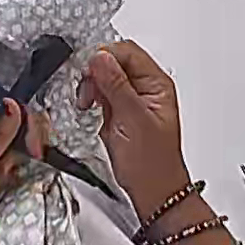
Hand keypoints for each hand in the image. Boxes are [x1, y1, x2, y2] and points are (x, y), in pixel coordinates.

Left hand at [0, 101, 46, 244]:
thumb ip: (0, 131)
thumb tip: (14, 102)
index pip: (12, 111)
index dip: (29, 127)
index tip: (35, 149)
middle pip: (14, 129)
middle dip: (20, 149)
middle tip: (9, 168)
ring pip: (10, 150)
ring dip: (11, 165)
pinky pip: (0, 165)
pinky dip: (3, 176)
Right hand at [76, 41, 190, 215]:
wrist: (152, 193)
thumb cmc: (152, 163)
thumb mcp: (133, 119)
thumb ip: (116, 86)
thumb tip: (101, 57)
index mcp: (156, 84)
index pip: (128, 52)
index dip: (106, 57)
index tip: (90, 72)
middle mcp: (145, 88)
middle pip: (114, 61)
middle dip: (96, 73)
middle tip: (88, 92)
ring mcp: (131, 99)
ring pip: (104, 77)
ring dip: (91, 87)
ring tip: (88, 103)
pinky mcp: (119, 112)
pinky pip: (100, 94)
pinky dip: (91, 99)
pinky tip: (90, 110)